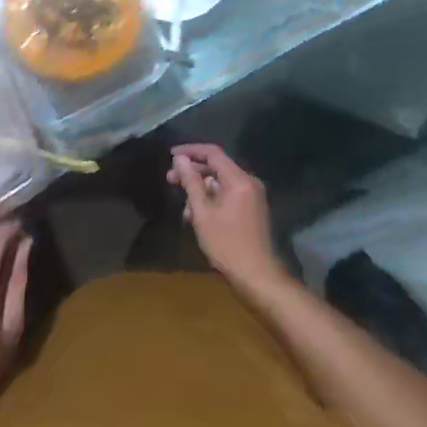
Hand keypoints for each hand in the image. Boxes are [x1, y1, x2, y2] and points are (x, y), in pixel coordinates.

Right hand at [167, 144, 287, 291]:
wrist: (257, 276)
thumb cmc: (227, 245)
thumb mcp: (203, 214)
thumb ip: (191, 184)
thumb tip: (180, 160)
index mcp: (239, 180)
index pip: (213, 153)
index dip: (190, 151)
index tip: (170, 155)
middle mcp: (249, 182)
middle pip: (217, 167)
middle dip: (193, 173)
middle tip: (169, 180)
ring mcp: (252, 196)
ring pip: (221, 183)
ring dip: (201, 191)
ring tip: (184, 209)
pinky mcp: (252, 208)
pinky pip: (229, 195)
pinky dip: (212, 200)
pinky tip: (197, 217)